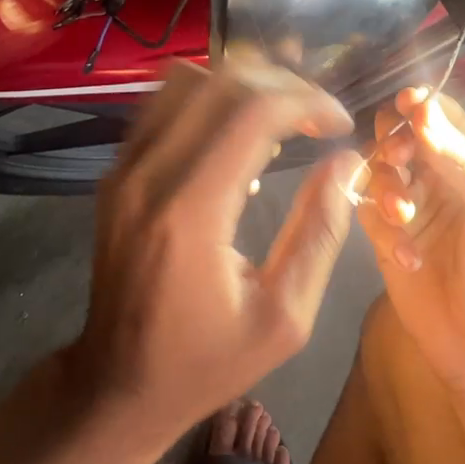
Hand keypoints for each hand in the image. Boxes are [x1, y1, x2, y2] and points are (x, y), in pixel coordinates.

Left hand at [59, 58, 363, 463]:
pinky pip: (162, 104)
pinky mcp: (116, 170)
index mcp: (190, 213)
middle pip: (222, 83)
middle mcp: (149, 175)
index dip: (308, 102)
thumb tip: (348, 161)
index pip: (253, 112)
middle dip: (282, 85)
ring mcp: (124, 168)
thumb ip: (320, 233)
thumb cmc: (206, 361)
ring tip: (283, 116)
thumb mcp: (283, 317)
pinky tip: (237, 134)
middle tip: (318, 116)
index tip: (340, 124)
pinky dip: (208, 99)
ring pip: (187, 81)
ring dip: (243, 84)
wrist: (117, 382)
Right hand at [357, 87, 464, 390]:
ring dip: (387, 187)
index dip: (422, 104)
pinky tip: (406, 257)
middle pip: (401, 133)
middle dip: (395, 141)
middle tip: (399, 160)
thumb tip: (422, 109)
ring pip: (378, 168)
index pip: (443, 115)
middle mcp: (439, 177)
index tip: (405, 105)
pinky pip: (365, 209)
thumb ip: (462, 162)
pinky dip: (381, 227)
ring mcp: (409, 205)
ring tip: (403, 218)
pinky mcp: (383, 235)